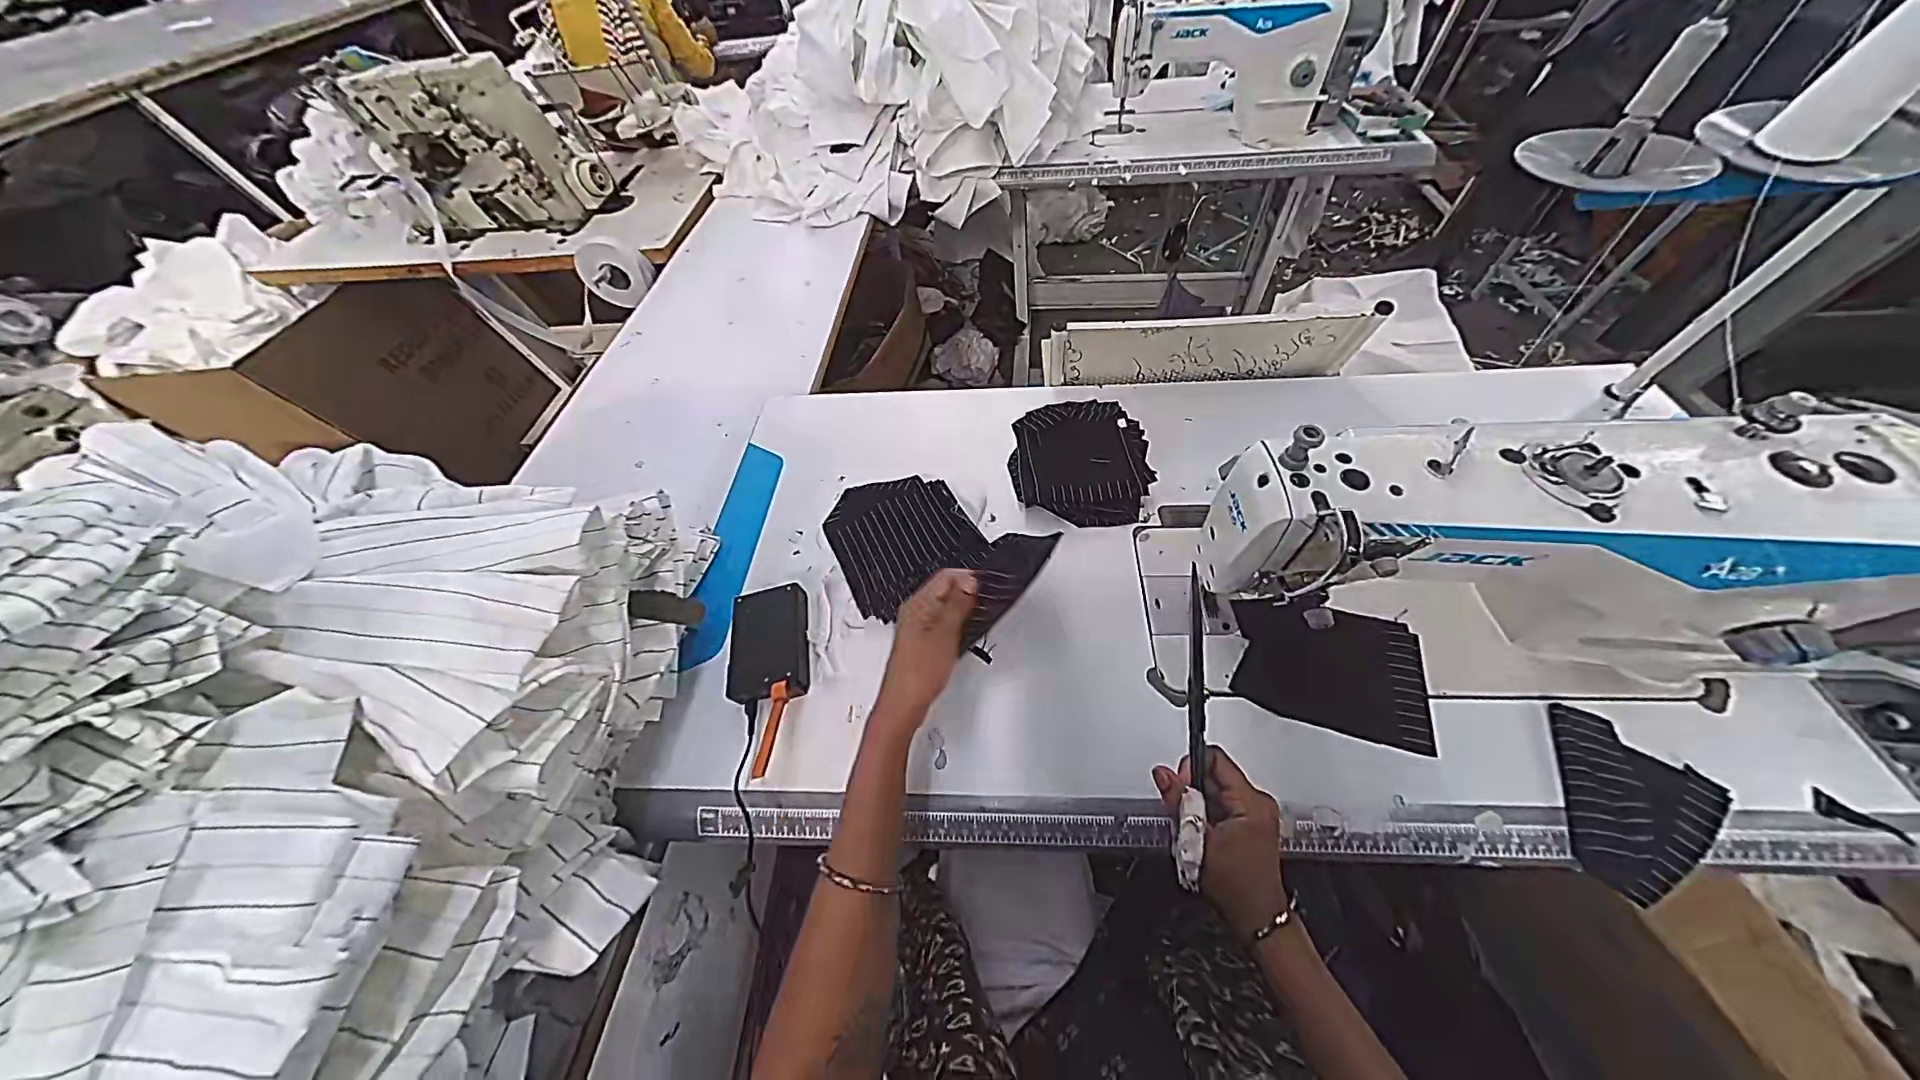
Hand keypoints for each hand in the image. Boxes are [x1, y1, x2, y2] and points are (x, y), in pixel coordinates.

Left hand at [874, 569, 977, 721]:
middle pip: (944, 589)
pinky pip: (941, 622)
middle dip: (966, 590)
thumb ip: (959, 605)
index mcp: (916, 604)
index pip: (945, 576)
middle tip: (984, 600)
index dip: (968, 577)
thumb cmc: (917, 673)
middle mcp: (914, 612)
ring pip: (944, 606)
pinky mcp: (922, 642)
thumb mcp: (946, 633)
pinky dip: (955, 623)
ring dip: (961, 607)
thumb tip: (969, 583)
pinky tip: (963, 633)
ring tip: (976, 615)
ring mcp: (917, 627)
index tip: (986, 585)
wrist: (904, 704)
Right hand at [1154, 747, 1287, 940]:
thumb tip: (1164, 774)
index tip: (1179, 787)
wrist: (1256, 916)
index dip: (1190, 768)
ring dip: (1198, 805)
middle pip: (1213, 774)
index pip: (1215, 759)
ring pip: (1215, 790)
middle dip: (1192, 792)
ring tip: (1196, 831)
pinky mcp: (1251, 820)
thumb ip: (1178, 802)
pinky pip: (1221, 803)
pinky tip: (1204, 836)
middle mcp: (1258, 801)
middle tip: (1186, 817)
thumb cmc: (1235, 887)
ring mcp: (1257, 811)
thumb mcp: (1197, 841)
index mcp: (1251, 801)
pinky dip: (1206, 815)